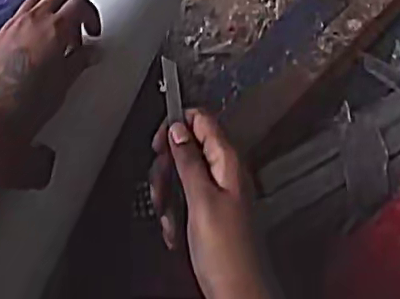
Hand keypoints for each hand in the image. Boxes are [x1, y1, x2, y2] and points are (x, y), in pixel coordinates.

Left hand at [0, 0, 99, 141]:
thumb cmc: (24, 105)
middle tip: (76, 32)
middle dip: (72, 8)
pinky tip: (33, 41)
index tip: (91, 32)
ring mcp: (12, 24)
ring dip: (50, 7)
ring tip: (55, 32)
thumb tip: (90, 53)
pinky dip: (31, 17)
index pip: (79, 4)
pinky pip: (19, 13)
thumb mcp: (62, 85)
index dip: (90, 15)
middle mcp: (33, 18)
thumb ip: (79, 62)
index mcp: (55, 27)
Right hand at [150, 110, 278, 298]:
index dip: (177, 124)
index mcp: (227, 161)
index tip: (159, 141)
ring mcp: (219, 192)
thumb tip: (176, 129)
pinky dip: (174, 210)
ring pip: (183, 173)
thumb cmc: (229, 256)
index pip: (201, 118)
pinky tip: (174, 228)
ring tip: (168, 214)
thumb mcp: (201, 200)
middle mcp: (225, 171)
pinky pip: (185, 197)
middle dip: (167, 166)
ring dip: (168, 192)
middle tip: (162, 186)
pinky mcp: (212, 212)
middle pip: (187, 146)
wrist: (240, 298)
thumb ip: (188, 160)